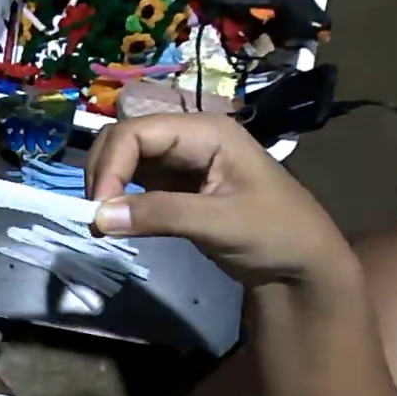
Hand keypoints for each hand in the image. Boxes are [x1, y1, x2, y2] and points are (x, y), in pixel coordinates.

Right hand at [87, 114, 354, 287]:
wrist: (300, 264)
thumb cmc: (275, 233)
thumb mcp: (221, 223)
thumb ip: (161, 215)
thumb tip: (98, 217)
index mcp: (205, 131)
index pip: (137, 132)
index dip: (111, 165)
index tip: (99, 209)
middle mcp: (188, 138)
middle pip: (125, 138)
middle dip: (103, 172)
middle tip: (96, 216)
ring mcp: (180, 162)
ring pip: (125, 159)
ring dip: (107, 184)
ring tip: (101, 221)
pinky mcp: (175, 187)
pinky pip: (134, 182)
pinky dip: (118, 198)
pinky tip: (116, 220)